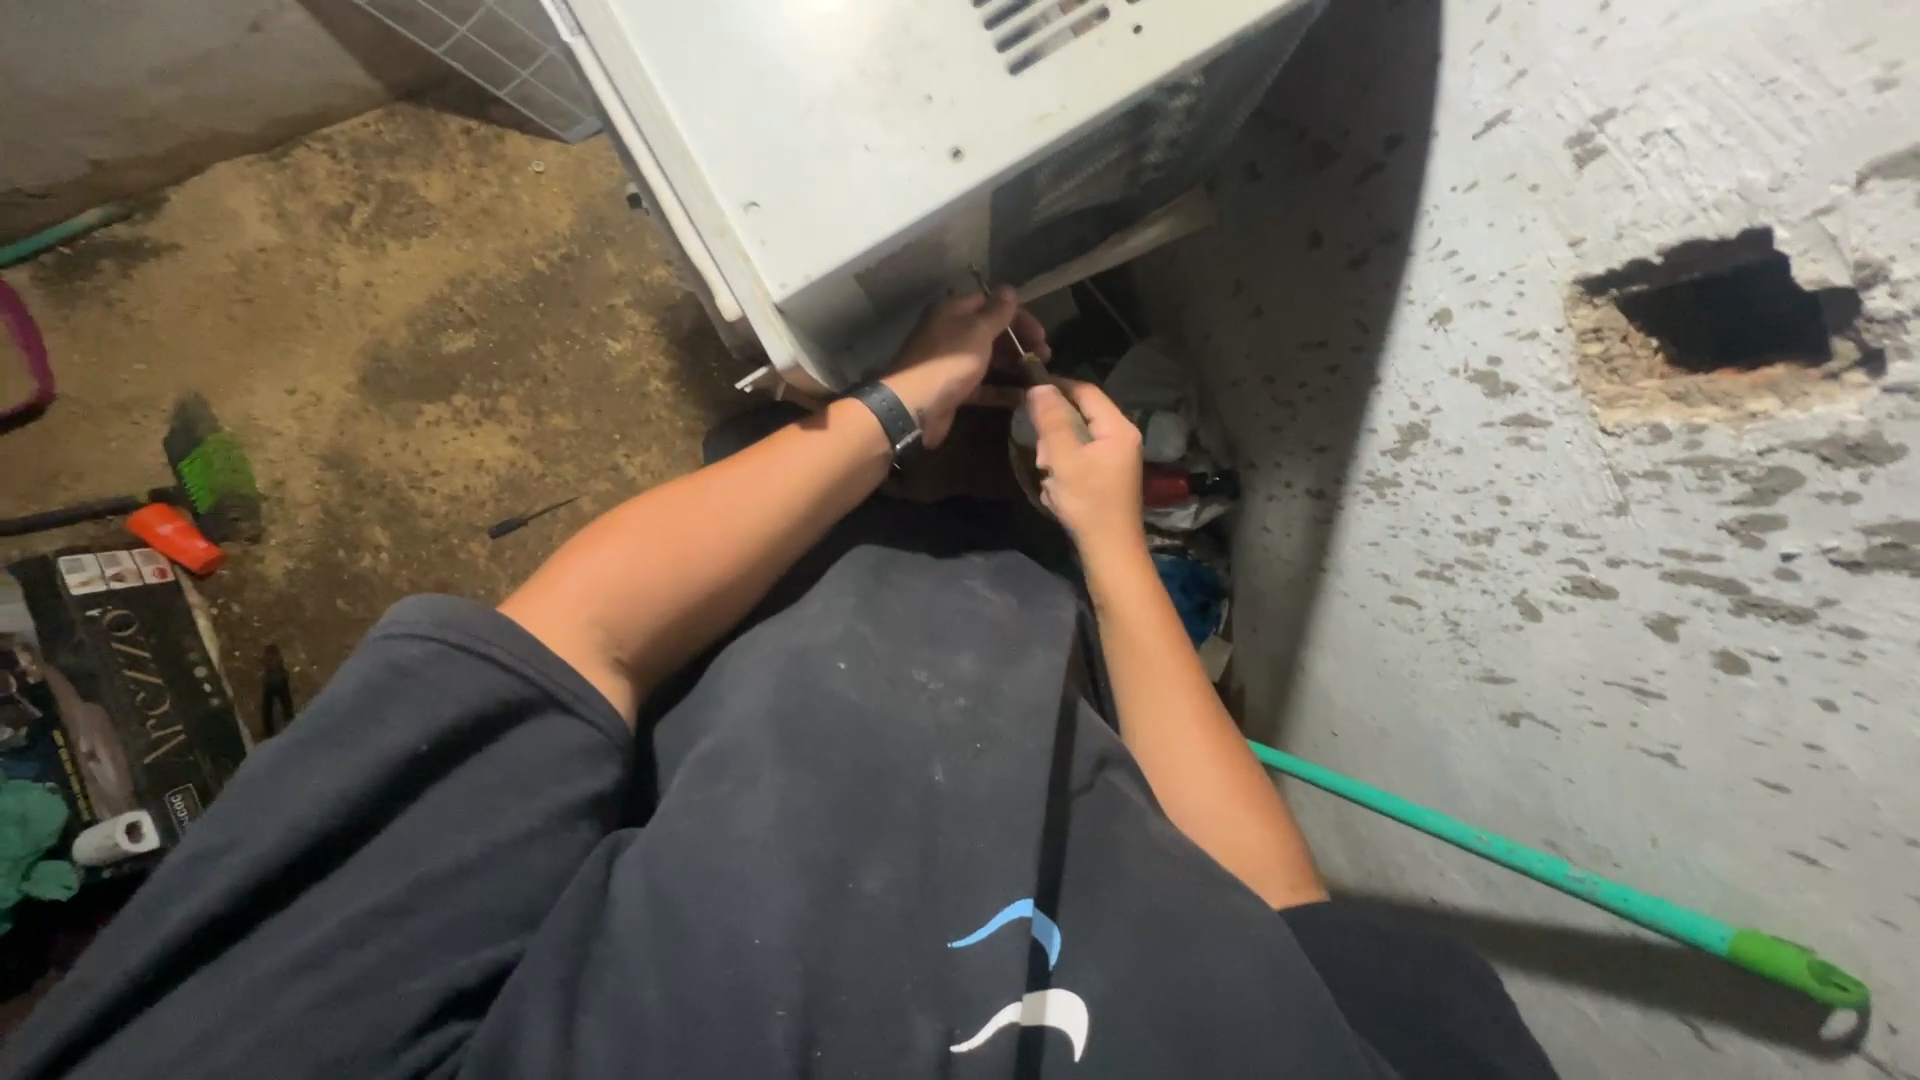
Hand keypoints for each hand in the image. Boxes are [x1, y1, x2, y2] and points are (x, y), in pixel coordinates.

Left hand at [882, 288, 1047, 447]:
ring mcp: (952, 364)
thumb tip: (1009, 289)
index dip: (1018, 316)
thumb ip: (997, 311)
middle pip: (992, 333)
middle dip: (1019, 343)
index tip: (1041, 334)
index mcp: (953, 312)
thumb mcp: (978, 330)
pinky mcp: (954, 390)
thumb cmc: (949, 362)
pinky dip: (1002, 390)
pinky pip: (983, 386)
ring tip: (1038, 376)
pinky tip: (1023, 397)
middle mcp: (951, 334)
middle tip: (1044, 356)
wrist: (915, 407)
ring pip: (989, 360)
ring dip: (1014, 366)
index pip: (991, 304)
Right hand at [1027, 380, 1143, 556]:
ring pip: (1075, 443)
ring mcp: (1114, 460)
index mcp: (1118, 428)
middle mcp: (1121, 439)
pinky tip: (1057, 493)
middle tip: (1042, 457)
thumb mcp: (1064, 459)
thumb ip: (1051, 421)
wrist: (1109, 550)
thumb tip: (1038, 386)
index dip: (1056, 387)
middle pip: (1079, 418)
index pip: (1085, 391)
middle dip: (1054, 435)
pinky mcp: (1106, 478)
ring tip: (1050, 479)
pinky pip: (1078, 462)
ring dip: (1056, 458)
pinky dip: (1063, 473)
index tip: (1027, 392)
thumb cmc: (1089, 502)